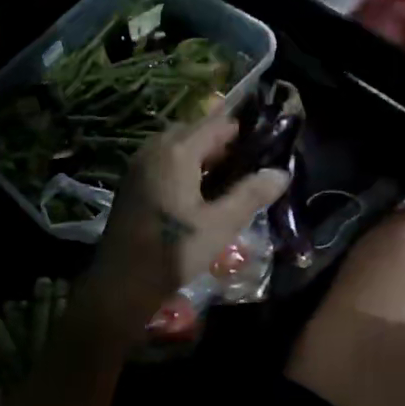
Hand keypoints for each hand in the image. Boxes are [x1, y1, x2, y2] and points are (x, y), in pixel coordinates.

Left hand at [83, 116, 290, 333]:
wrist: (123, 282)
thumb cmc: (175, 250)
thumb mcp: (221, 224)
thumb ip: (251, 194)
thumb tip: (281, 172)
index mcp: (178, 151)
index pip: (216, 124)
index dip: (241, 131)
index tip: (264, 146)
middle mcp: (155, 148)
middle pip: (195, 130)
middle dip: (221, 143)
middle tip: (247, 165)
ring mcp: (139, 163)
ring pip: (177, 145)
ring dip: (201, 154)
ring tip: (226, 178)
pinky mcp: (131, 181)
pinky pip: (162, 159)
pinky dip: (183, 165)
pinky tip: (198, 191)